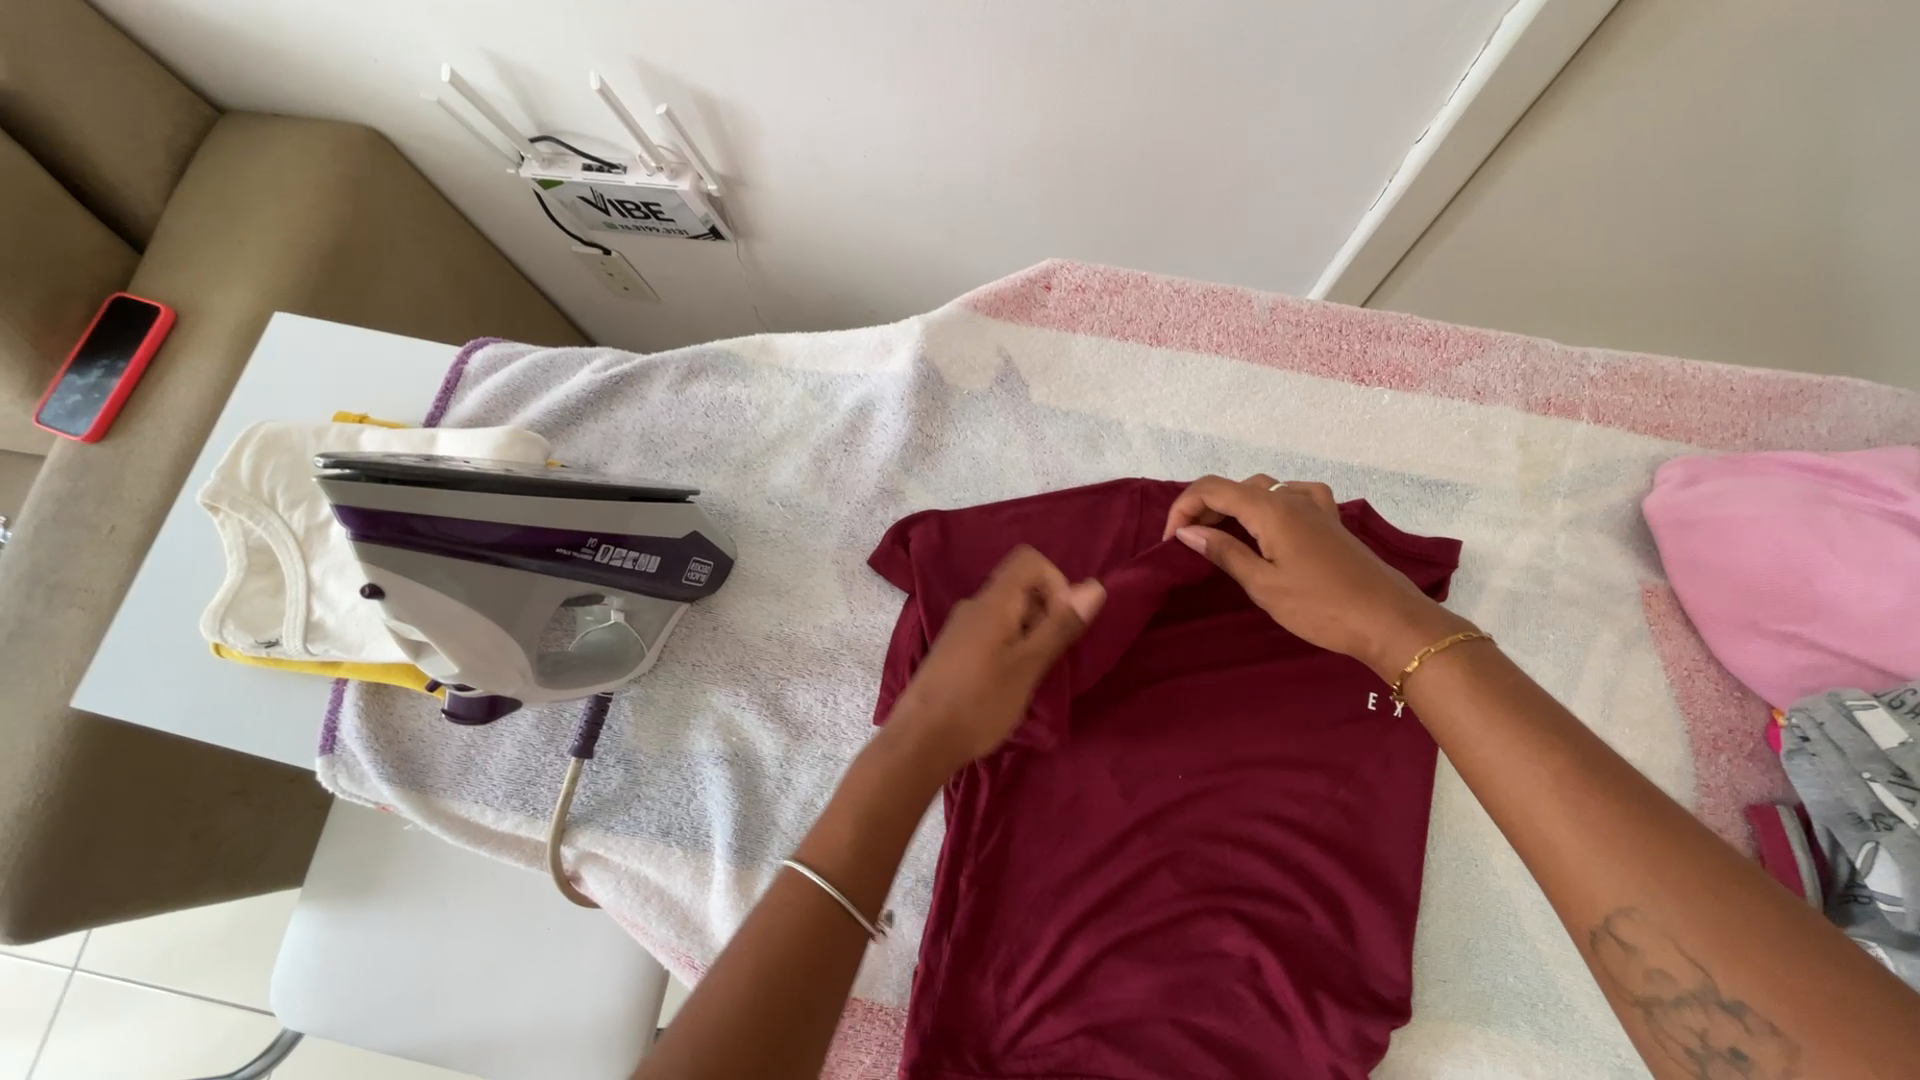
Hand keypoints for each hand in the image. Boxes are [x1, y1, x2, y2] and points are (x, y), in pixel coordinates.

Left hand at [885, 546, 1105, 772]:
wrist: (919, 741)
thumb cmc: (979, 703)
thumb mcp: (1028, 666)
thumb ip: (1060, 625)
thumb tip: (1095, 586)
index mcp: (992, 602)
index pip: (1030, 560)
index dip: (1056, 583)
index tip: (1062, 623)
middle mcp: (973, 606)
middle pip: (1020, 587)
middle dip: (1045, 613)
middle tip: (1048, 657)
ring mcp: (960, 628)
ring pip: (1007, 613)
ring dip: (1029, 635)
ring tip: (1029, 676)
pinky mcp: (953, 651)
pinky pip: (991, 633)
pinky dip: (1010, 648)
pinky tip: (1007, 683)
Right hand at [1163, 475, 1470, 679]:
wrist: (1387, 620)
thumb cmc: (1319, 606)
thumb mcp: (1262, 583)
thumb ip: (1223, 552)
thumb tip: (1188, 532)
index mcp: (1270, 507)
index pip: (1211, 489)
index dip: (1182, 509)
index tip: (1171, 542)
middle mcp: (1290, 497)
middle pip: (1234, 488)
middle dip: (1203, 510)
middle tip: (1189, 546)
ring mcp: (1314, 506)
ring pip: (1261, 490)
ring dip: (1233, 508)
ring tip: (1220, 538)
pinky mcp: (1330, 521)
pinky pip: (1292, 496)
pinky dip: (1269, 504)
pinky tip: (1270, 523)